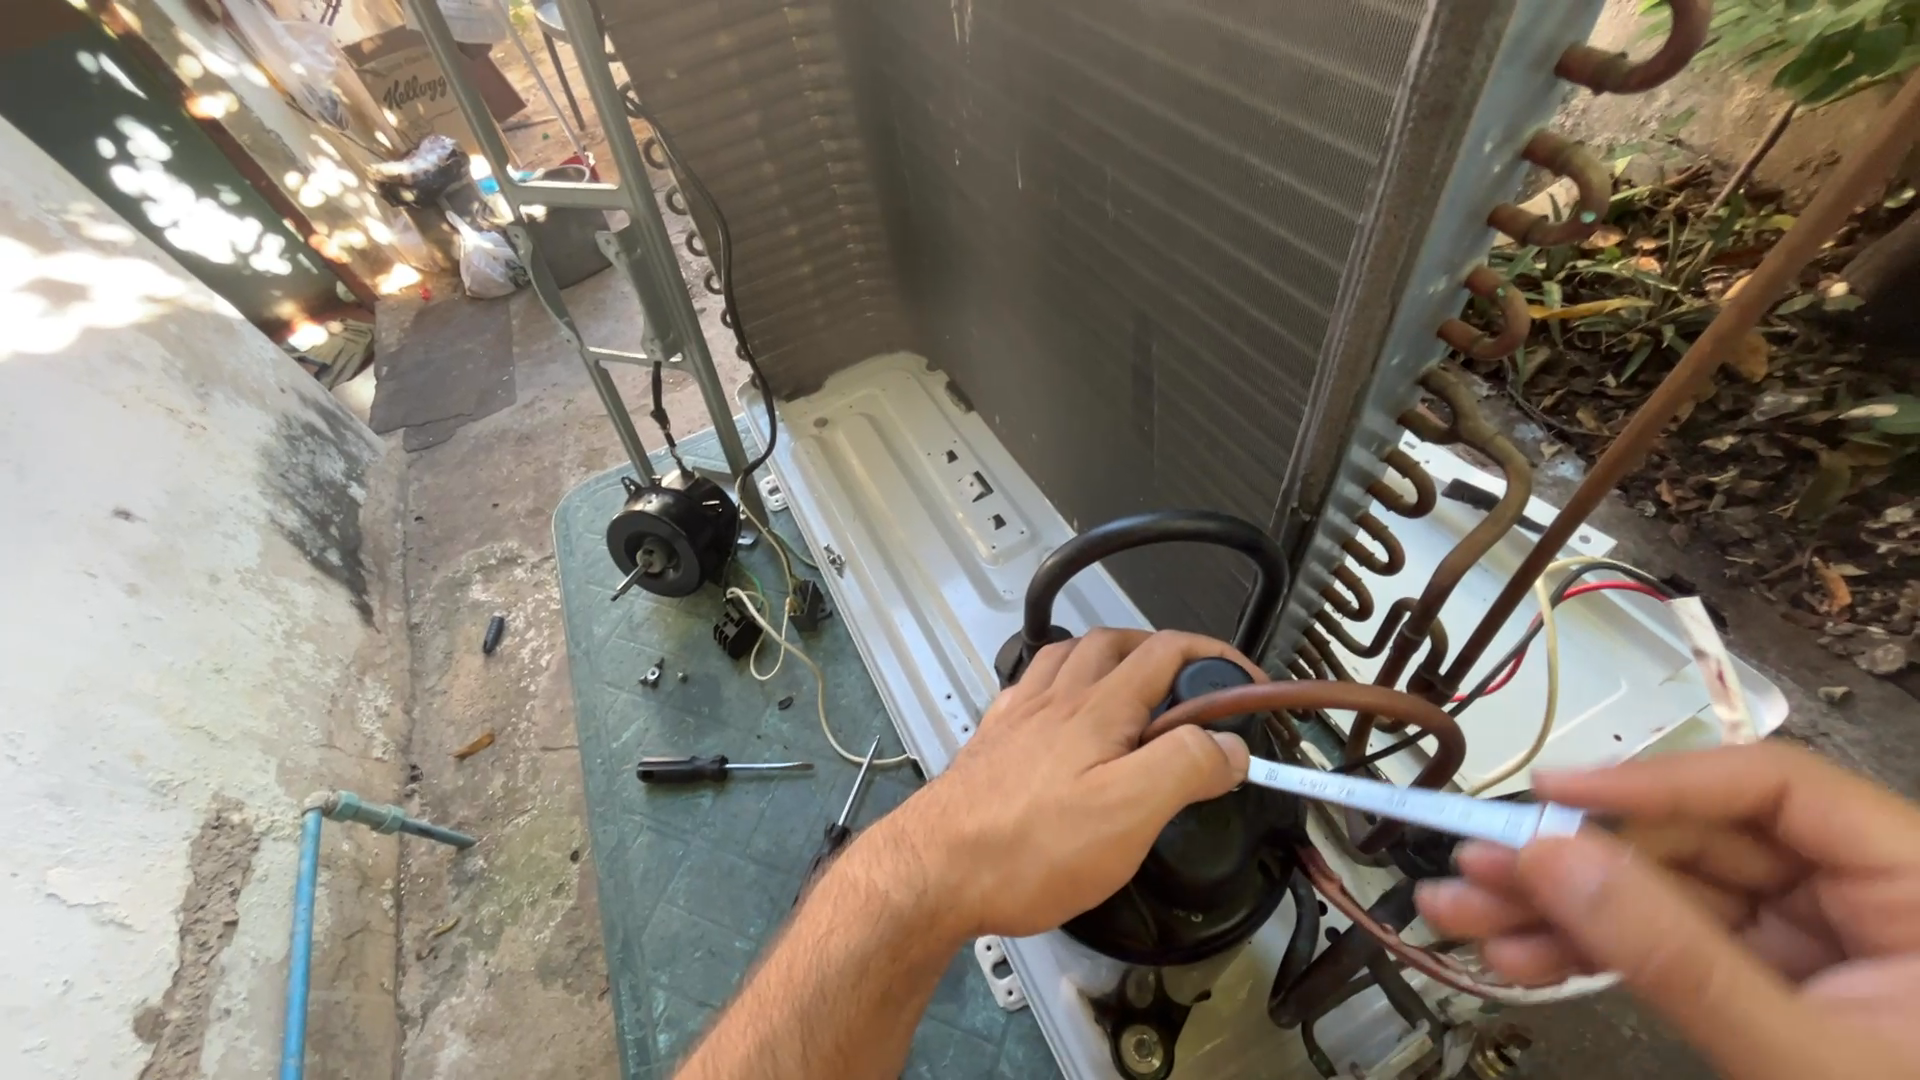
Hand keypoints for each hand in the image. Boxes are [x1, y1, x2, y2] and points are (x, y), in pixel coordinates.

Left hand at [863, 629, 1254, 940]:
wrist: (936, 869)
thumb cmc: (1032, 846)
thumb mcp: (1128, 814)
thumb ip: (1184, 768)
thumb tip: (1229, 745)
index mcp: (1097, 708)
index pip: (1166, 653)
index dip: (1215, 658)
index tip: (1248, 683)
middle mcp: (1055, 698)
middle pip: (1113, 642)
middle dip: (1160, 649)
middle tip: (1189, 684)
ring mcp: (1018, 714)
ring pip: (1067, 655)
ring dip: (1107, 655)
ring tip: (1131, 685)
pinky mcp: (993, 737)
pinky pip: (1030, 685)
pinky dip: (1059, 680)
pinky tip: (1060, 707)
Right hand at [1414, 742, 1919, 1078]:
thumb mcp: (1807, 1063)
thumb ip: (1679, 958)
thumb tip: (1544, 853)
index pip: (1776, 789)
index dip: (1655, 780)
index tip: (1547, 793)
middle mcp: (1863, 903)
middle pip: (1688, 842)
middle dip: (1568, 862)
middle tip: (1473, 864)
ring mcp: (1810, 947)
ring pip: (1654, 893)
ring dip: (1552, 906)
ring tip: (1458, 912)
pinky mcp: (1765, 986)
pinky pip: (1657, 945)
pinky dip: (1584, 951)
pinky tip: (1515, 957)